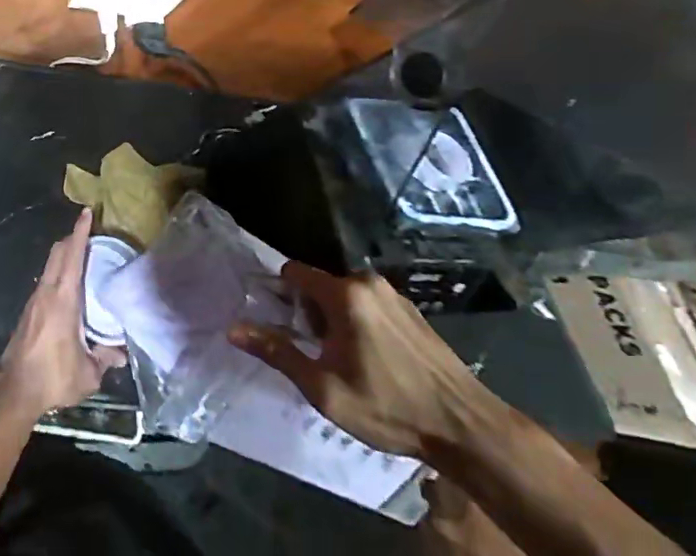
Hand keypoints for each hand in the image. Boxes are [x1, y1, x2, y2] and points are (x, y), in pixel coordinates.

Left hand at [0, 208, 125, 421]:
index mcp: (63, 298)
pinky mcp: (28, 312)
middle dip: (72, 238)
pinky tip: (68, 286)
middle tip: (89, 232)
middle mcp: (47, 292)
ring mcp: (34, 301)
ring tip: (82, 257)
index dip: (80, 233)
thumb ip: (105, 358)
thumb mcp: (88, 372)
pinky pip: (46, 281)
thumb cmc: (53, 376)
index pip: (72, 256)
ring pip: (50, 266)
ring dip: (64, 256)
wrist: (14, 391)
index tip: (86, 213)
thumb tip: (121, 354)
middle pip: (58, 253)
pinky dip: (58, 273)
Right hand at [228, 261, 483, 458]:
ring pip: (345, 295)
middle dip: (309, 313)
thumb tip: (235, 329)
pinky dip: (358, 321)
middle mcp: (368, 282)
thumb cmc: (387, 407)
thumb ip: (279, 353)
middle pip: (320, 285)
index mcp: (345, 294)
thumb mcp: (323, 388)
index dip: (280, 294)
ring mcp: (393, 293)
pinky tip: (370, 359)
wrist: (461, 423)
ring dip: (334, 319)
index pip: (295, 272)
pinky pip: (369, 303)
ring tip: (343, 361)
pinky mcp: (410, 308)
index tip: (277, 321)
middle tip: (314, 353)